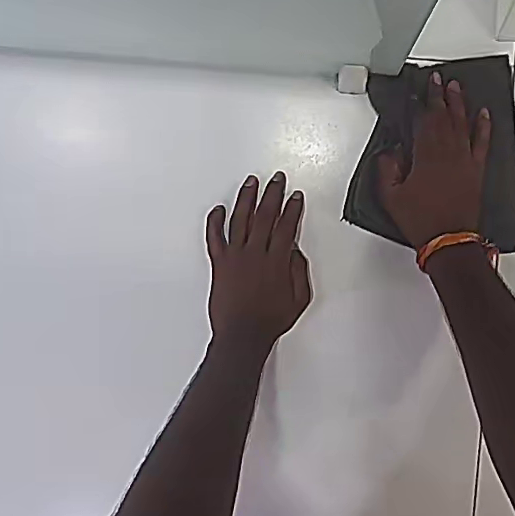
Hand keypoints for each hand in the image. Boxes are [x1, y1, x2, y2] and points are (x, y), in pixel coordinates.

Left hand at [205, 172, 312, 352]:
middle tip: (277, 180)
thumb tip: (294, 252)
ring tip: (251, 183)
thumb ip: (299, 271)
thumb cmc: (269, 320)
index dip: (292, 208)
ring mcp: (235, 257)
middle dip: (273, 194)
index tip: (295, 197)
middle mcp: (255, 254)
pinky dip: (215, 221)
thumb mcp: (299, 298)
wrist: (242, 334)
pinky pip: (215, 237)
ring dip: (247, 198)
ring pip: (241, 219)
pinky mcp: (219, 263)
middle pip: (265, 215)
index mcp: (277, 261)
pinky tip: (219, 209)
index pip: (286, 225)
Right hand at [377, 72, 491, 248]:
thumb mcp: (391, 196)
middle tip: (437, 79)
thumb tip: (390, 153)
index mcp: (426, 156)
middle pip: (444, 116)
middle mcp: (448, 153)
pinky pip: (482, 142)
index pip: (423, 120)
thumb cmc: (422, 220)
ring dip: (459, 103)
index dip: (421, 102)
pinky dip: (483, 126)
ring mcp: (465, 160)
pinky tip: (483, 114)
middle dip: (439, 96)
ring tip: (456, 88)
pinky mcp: (476, 170)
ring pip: (463, 123)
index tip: (420, 88)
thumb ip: (387, 169)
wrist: (449, 240)